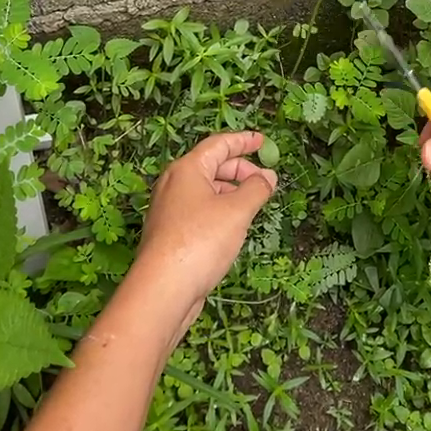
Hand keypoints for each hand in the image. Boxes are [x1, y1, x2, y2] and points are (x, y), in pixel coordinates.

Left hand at [133, 131, 277, 332]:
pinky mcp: (169, 232)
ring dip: (231, 191)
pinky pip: (199, 210)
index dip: (243, 141)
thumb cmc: (200, 241)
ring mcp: (169, 209)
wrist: (162, 289)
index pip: (218, 145)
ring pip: (205, 190)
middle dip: (240, 170)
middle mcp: (174, 184)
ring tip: (253, 204)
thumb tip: (267, 177)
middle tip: (264, 181)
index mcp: (187, 169)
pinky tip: (232, 226)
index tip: (262, 141)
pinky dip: (219, 209)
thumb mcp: (237, 211)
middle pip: (211, 166)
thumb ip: (256, 189)